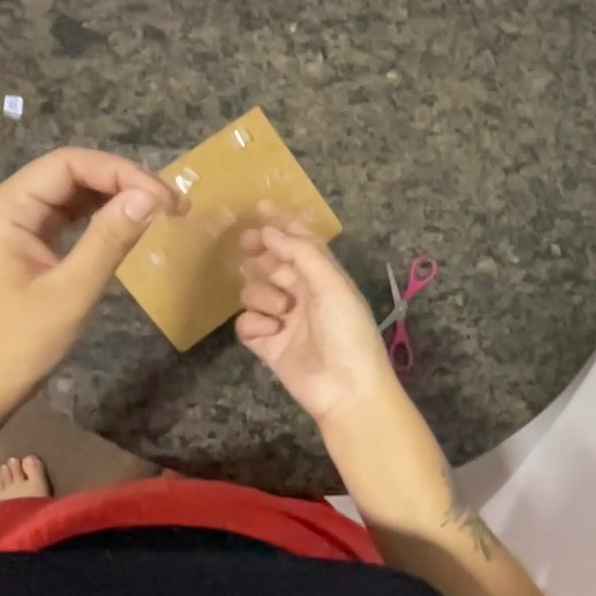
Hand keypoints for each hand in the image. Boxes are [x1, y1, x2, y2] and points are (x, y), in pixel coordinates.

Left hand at [0, 148, 184, 402]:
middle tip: (173, 205)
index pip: (69, 165)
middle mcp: (5, 206)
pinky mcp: (26, 244)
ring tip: (162, 212)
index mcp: (4, 208)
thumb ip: (110, 240)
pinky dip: (101, 219)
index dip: (122, 173)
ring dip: (116, 198)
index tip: (166, 199)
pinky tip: (130, 226)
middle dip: (123, 182)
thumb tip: (151, 198)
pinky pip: (67, 218)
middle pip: (70, 173)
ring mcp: (14, 225)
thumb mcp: (72, 290)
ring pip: (72, 194)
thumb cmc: (22, 340)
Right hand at [237, 204, 398, 424]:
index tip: (260, 208)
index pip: (301, 243)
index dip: (283, 224)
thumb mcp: (332, 284)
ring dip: (262, 294)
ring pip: (255, 292)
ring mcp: (284, 321)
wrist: (346, 387)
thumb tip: (270, 230)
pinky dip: (254, 325)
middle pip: (273, 264)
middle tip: (249, 243)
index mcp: (326, 278)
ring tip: (281, 309)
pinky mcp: (268, 346)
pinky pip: (247, 325)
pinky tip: (271, 332)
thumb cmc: (347, 332)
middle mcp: (304, 295)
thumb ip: (301, 253)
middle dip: (262, 252)